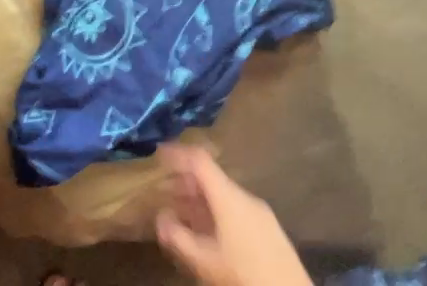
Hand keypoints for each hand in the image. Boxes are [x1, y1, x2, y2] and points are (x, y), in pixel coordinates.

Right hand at [155, 145, 312, 285]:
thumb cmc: (244, 275)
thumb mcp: (204, 260)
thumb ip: (177, 236)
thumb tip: (159, 217)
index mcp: (228, 197)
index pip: (199, 160)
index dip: (177, 153)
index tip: (157, 154)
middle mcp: (245, 197)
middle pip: (210, 177)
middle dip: (184, 183)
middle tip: (164, 192)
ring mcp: (260, 212)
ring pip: (223, 195)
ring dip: (200, 200)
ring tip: (182, 215)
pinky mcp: (269, 228)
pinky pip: (236, 208)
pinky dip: (216, 211)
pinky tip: (209, 232)